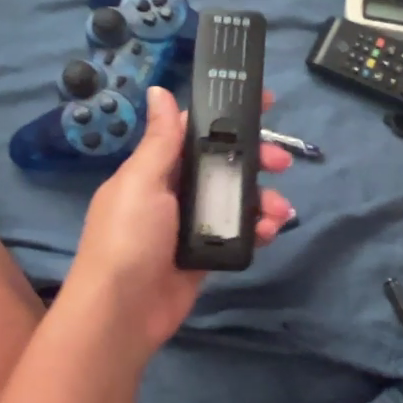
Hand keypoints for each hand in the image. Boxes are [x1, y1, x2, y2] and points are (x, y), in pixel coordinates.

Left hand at [65, 86, 293, 351]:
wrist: (121, 313)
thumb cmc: (128, 237)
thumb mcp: (142, 181)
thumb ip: (161, 140)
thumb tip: (158, 89)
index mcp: (155, 168)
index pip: (196, 131)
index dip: (229, 116)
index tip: (265, 104)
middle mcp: (175, 191)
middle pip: (225, 165)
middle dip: (256, 159)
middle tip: (282, 162)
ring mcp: (192, 224)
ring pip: (237, 199)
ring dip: (263, 198)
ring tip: (278, 211)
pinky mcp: (207, 253)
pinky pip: (239, 232)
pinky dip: (258, 228)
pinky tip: (269, 231)